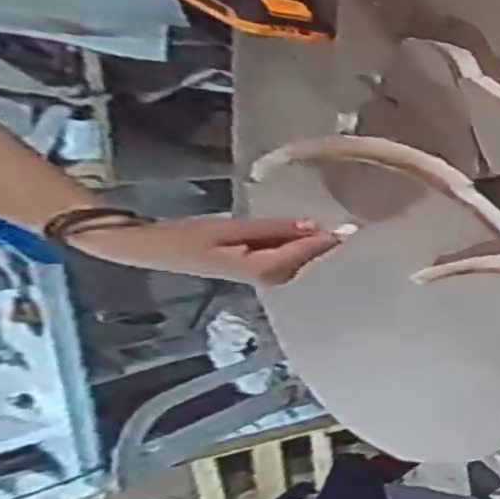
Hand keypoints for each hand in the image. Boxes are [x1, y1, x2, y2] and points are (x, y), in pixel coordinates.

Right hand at [69, 216, 340, 285]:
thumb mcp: (229, 227)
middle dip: (326, 240)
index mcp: (265, 269)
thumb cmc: (184, 236)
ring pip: (302, 255)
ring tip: (334, 221)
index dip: (330, 238)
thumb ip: (273, 228)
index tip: (353, 225)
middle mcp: (273, 277)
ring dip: (314, 241)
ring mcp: (269, 276)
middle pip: (310, 255)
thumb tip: (314, 225)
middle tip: (349, 221)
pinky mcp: (262, 269)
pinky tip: (304, 229)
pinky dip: (298, 242)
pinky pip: (290, 254)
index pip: (308, 251)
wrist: (146, 247)